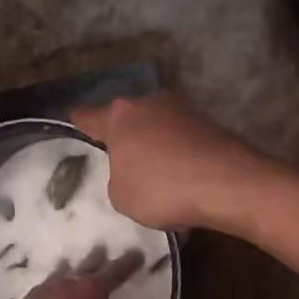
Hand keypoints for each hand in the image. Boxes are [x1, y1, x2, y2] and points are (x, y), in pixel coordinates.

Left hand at [0, 247, 146, 298]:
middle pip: (86, 265)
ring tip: (72, 264)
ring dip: (70, 268)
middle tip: (103, 249)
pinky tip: (51, 291)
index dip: (129, 262)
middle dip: (98, 258)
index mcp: (92, 291)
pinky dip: (53, 286)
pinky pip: (44, 287)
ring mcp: (43, 291)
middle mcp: (67, 283)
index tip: (138, 253)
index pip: (116, 271)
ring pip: (61, 273)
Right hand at [70, 92, 275, 231]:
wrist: (229, 185)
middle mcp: (151, 102)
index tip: (70, 129)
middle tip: (119, 164)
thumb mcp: (121, 196)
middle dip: (122, 138)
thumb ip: (116, 178)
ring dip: (154, 147)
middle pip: (127, 119)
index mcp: (120, 115)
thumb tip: (130, 171)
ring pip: (157, 128)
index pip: (87, 116)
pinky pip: (182, 141)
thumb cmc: (163, 189)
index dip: (76, 125)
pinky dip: (178, 157)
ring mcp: (184, 109)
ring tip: (155, 177)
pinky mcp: (210, 123)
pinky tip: (183, 180)